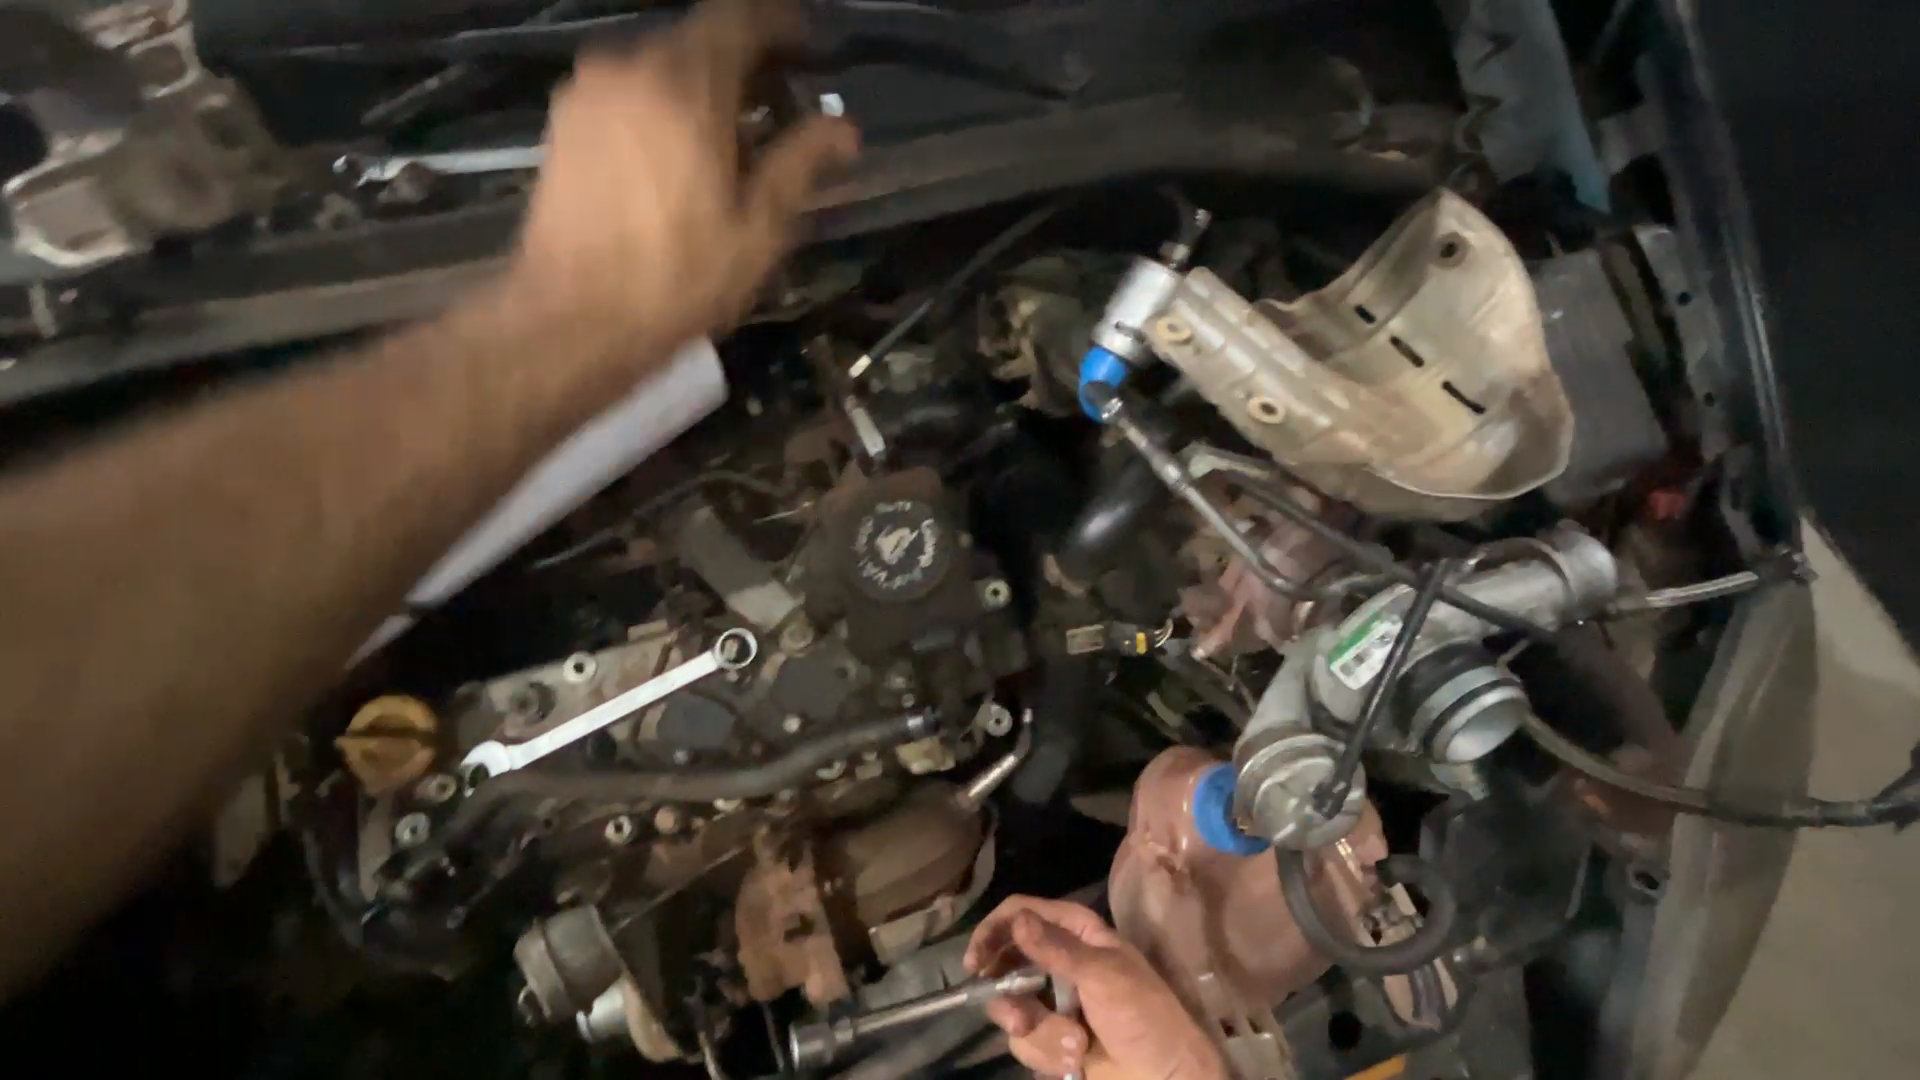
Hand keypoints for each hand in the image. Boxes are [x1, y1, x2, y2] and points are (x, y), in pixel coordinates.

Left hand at [510, 0, 858, 351]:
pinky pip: (626, 94)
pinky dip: (661, 109)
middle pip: (698, 40)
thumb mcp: (759, 229)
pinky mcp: (563, 123)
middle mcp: (628, 66)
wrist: (576, 319)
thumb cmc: (680, 279)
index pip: (740, 18)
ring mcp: (587, 92)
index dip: (782, 26)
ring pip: (659, 68)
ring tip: (729, 145)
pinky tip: (678, 161)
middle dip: (743, 66)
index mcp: (684, 85)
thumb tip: (844, 128)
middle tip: (777, 114)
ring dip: (700, 91)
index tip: (809, 52)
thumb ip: (801, 165)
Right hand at [965, 897, 1226, 1079]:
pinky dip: (1048, 1055)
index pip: (1020, 913)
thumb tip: (1018, 919)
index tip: (975, 962)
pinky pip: (1025, 1043)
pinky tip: (1077, 1063)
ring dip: (1041, 1033)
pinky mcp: (1051, 1038)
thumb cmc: (1145, 1017)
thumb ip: (1058, 950)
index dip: (992, 931)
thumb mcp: (1105, 977)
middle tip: (1018, 1017)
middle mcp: (1057, 961)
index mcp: (1075, 932)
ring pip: (1012, 1008)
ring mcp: (1053, 1001)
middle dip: (1009, 996)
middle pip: (1005, 962)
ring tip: (1075, 1047)